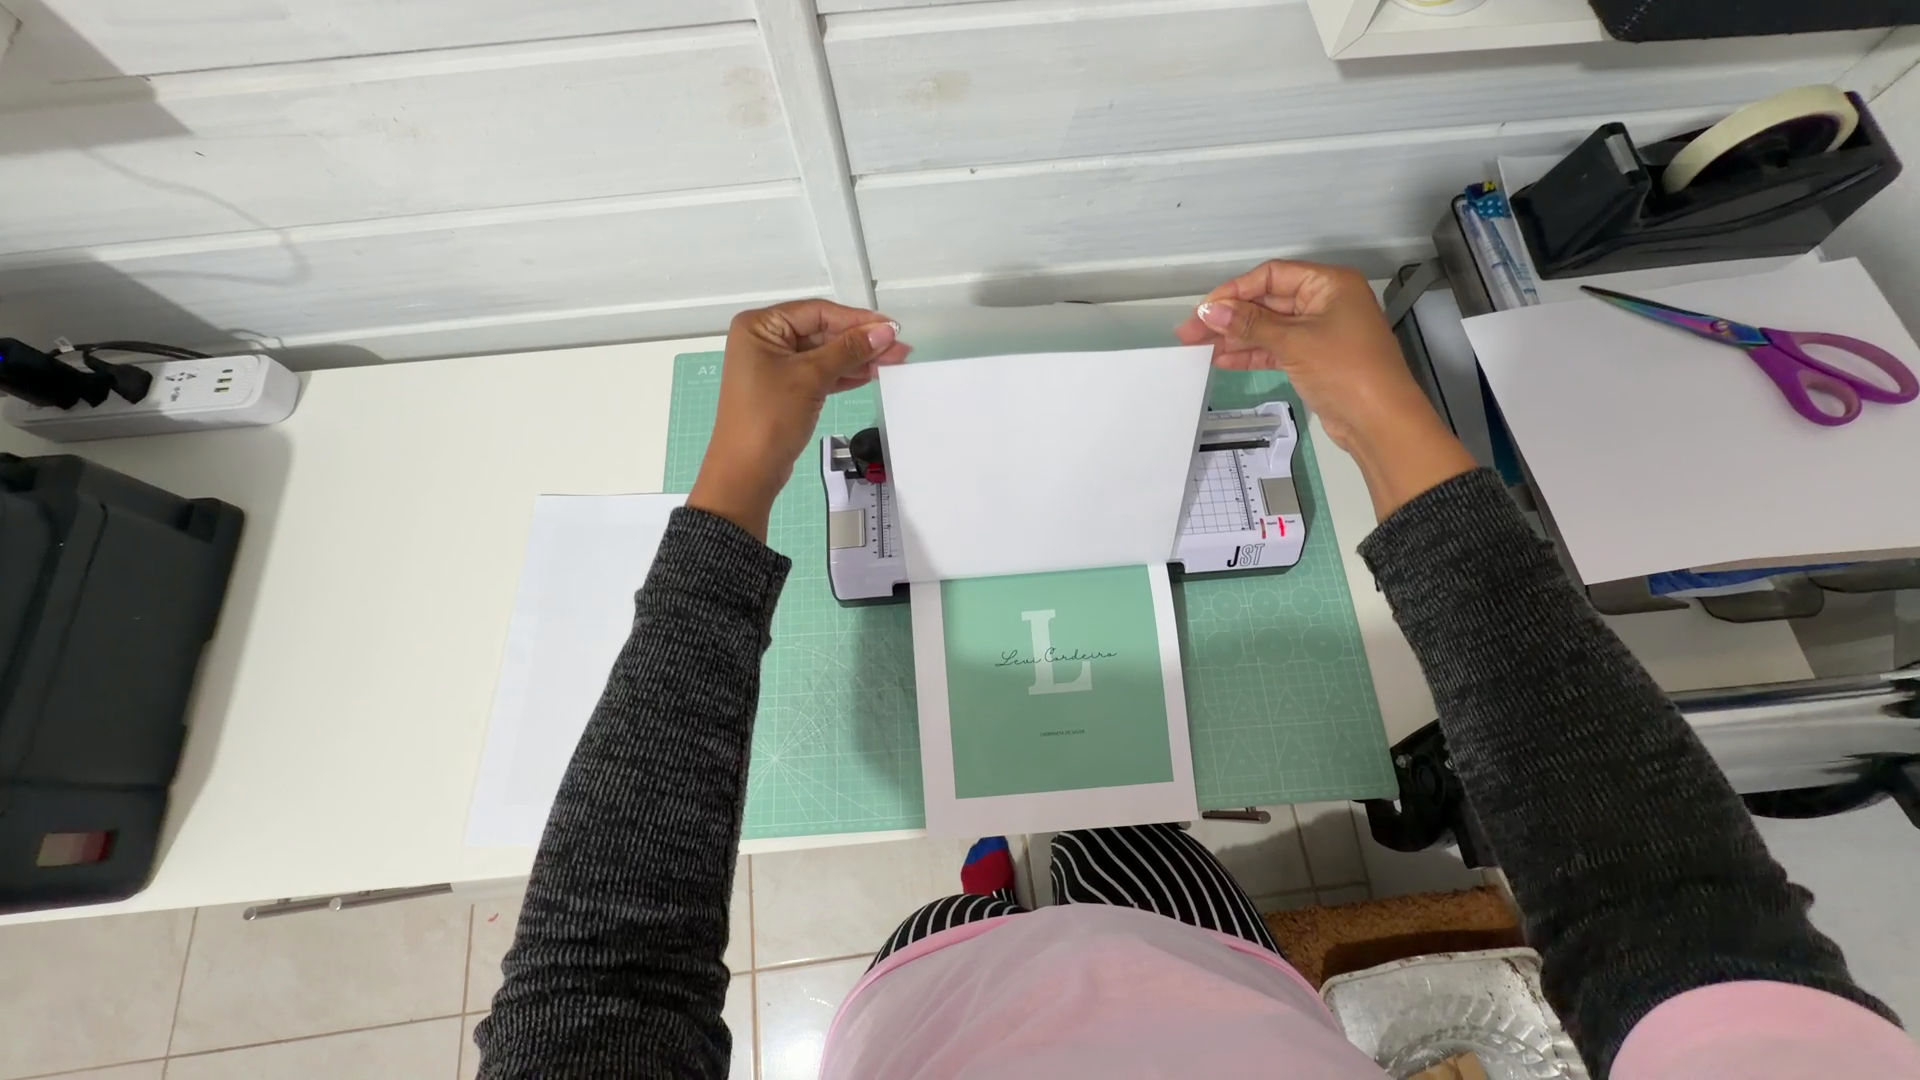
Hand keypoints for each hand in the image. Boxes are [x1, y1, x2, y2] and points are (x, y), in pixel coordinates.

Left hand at [689, 299, 909, 539]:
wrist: (747, 472)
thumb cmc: (771, 417)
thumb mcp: (810, 377)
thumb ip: (849, 351)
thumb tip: (886, 331)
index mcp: (761, 326)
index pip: (818, 313)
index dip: (857, 320)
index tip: (892, 329)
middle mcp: (766, 340)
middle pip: (823, 333)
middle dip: (861, 342)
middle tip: (900, 349)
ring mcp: (776, 366)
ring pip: (825, 355)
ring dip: (858, 359)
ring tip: (894, 362)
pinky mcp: (787, 390)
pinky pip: (821, 374)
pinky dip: (845, 375)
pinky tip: (872, 375)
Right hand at [1174, 260, 1474, 519]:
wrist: (1378, 420)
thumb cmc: (1344, 369)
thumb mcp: (1293, 342)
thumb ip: (1248, 325)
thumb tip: (1208, 311)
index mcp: (1327, 284)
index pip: (1271, 276)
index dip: (1234, 291)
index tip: (1203, 310)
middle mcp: (1323, 302)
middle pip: (1266, 302)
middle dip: (1229, 317)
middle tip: (1190, 333)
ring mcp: (1317, 332)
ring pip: (1266, 328)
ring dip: (1234, 338)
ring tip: (1198, 349)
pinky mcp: (1311, 359)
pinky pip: (1273, 349)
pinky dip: (1250, 354)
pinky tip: (1221, 360)